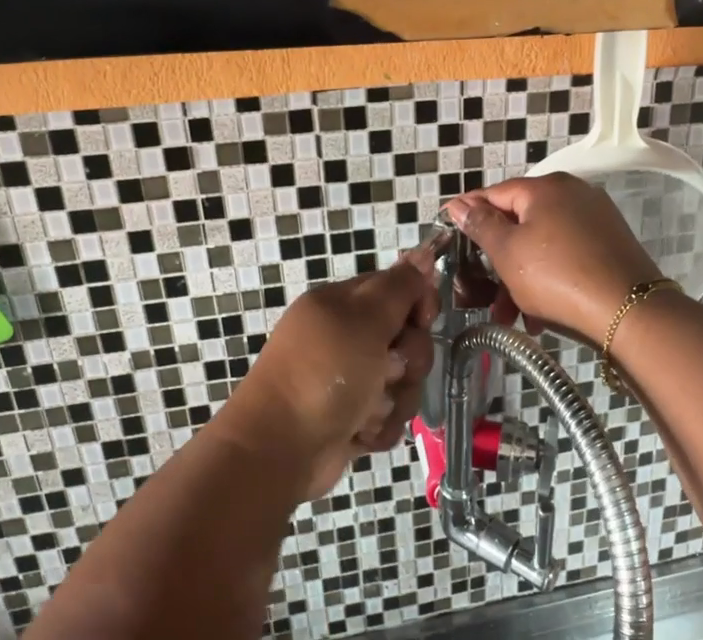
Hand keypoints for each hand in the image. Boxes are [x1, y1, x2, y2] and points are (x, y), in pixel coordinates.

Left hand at [222, 252, 436, 499]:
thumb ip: (400, 286)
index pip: (399, 289)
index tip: (422, 321)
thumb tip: (423, 253)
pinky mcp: (353, 419)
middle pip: (409, 339)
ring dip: (395, 399)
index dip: (419, 303)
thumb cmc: (323, 373)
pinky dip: (381, 427)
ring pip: (404, 382)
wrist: (280, 449)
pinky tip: (361, 434)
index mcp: (342, 305)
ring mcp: (350, 380)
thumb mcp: (365, 319)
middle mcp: (347, 339)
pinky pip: (390, 415)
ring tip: (368, 412)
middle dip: (409, 360)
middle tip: (389, 370)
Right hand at [443, 174, 661, 338]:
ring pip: (543, 244)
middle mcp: (573, 193)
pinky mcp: (610, 243)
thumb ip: (481, 225)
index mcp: (545, 187)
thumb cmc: (557, 277)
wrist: (629, 311)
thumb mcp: (508, 252)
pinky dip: (549, 279)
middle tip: (480, 291)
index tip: (448, 229)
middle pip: (521, 222)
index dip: (469, 212)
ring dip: (521, 278)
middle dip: (498, 260)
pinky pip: (566, 255)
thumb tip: (459, 204)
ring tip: (511, 317)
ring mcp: (595, 217)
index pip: (494, 194)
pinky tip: (539, 315)